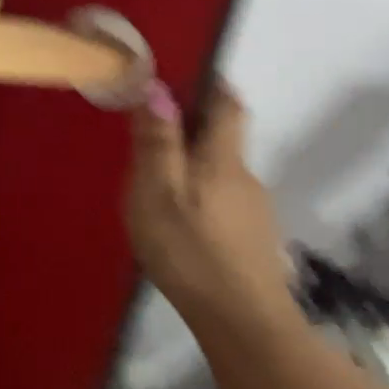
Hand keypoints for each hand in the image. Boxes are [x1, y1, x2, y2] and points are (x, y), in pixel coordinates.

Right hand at [126, 80, 296, 331]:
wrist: (241, 321)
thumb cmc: (188, 248)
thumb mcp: (156, 191)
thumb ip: (156, 143)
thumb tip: (157, 90)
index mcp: (221, 160)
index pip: (228, 107)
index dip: (210, 84)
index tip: (182, 68)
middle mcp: (244, 177)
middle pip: (218, 137)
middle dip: (184, 122)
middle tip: (136, 120)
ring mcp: (251, 208)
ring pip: (215, 167)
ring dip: (184, 158)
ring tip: (141, 168)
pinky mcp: (248, 234)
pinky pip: (217, 193)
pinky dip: (192, 186)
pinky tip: (166, 207)